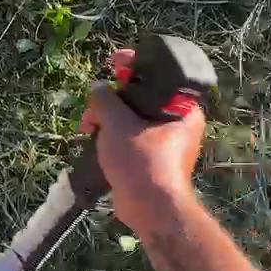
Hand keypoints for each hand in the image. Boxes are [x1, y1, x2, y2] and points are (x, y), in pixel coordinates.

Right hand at [81, 47, 206, 238]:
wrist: (149, 207)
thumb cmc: (140, 159)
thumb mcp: (117, 122)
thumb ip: (104, 98)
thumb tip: (98, 89)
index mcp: (182, 108)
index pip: (158, 74)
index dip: (133, 64)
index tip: (112, 62)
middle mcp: (176, 121)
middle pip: (137, 97)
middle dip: (109, 100)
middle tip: (93, 109)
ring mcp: (162, 141)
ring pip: (128, 117)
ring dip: (105, 119)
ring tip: (88, 129)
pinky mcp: (149, 157)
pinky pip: (127, 136)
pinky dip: (110, 135)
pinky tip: (93, 139)